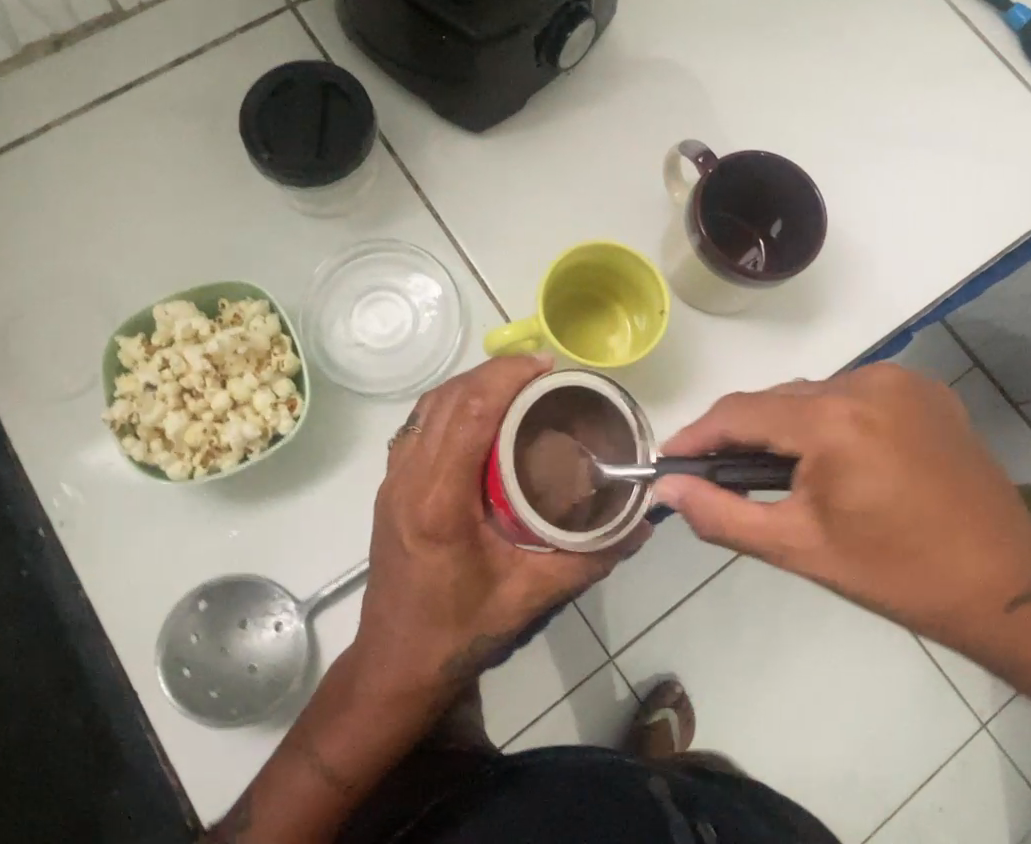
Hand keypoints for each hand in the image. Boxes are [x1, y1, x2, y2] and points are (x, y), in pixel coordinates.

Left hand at [356, 356, 636, 694]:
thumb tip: (641, 523)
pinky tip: (482, 418)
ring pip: (427, 409)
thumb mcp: (530, 597)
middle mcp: (407, 480)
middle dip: (492, 374)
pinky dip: (450, 407)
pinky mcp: (389, 488)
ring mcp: (391, 481)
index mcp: (438, 502)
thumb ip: (588, 558)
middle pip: (446, 400)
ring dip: (469, 386)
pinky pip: (418, 427)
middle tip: (540, 373)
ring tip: (515, 387)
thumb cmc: (460, 631)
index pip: (468, 413)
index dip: (505, 377)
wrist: (397, 662)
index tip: (545, 366)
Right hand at [652, 364, 1030, 650]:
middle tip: (721, 477)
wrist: (1004, 584)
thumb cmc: (894, 573)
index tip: (669, 459)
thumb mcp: (797, 548)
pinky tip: (834, 459)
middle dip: (741, 435)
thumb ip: (721, 514)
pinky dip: (830, 419)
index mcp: (833, 421)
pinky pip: (853, 394)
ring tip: (781, 475)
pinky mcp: (926, 391)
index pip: (739, 412)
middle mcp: (865, 383)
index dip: (697, 435)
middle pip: (776, 399)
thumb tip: (666, 488)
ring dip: (786, 426)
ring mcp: (901, 382)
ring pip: (813, 394)